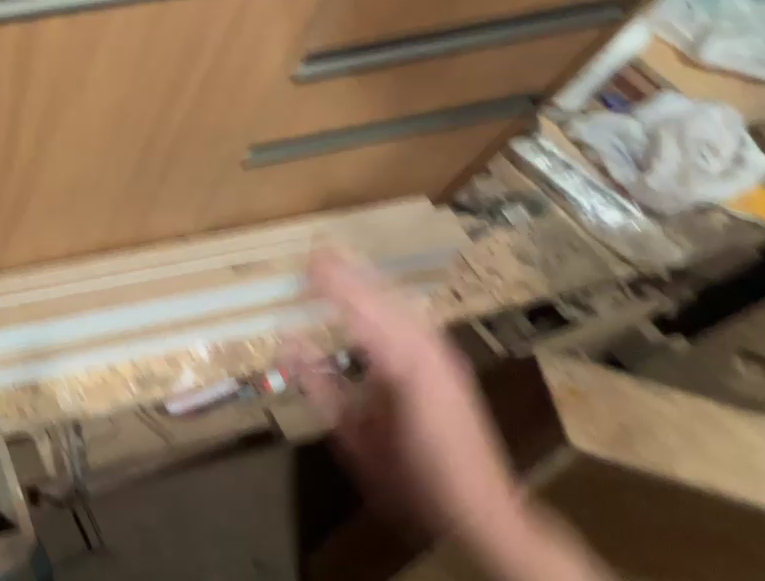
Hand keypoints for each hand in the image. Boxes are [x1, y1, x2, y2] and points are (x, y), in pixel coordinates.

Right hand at [286, 250, 612, 580]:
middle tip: (315, 253)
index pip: (359, 309)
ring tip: (338, 265)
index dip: (334, 283)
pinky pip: (413, 322)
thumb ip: (318, 383)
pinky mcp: (449, 366)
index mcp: (400, 363)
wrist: (480, 511)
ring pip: (400, 305)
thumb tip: (285, 339)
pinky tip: (374, 297)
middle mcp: (425, 350)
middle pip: (382, 299)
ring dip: (369, 284)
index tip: (305, 261)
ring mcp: (442, 356)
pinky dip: (389, 304)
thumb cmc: (409, 475)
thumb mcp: (353, 432)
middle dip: (350, 275)